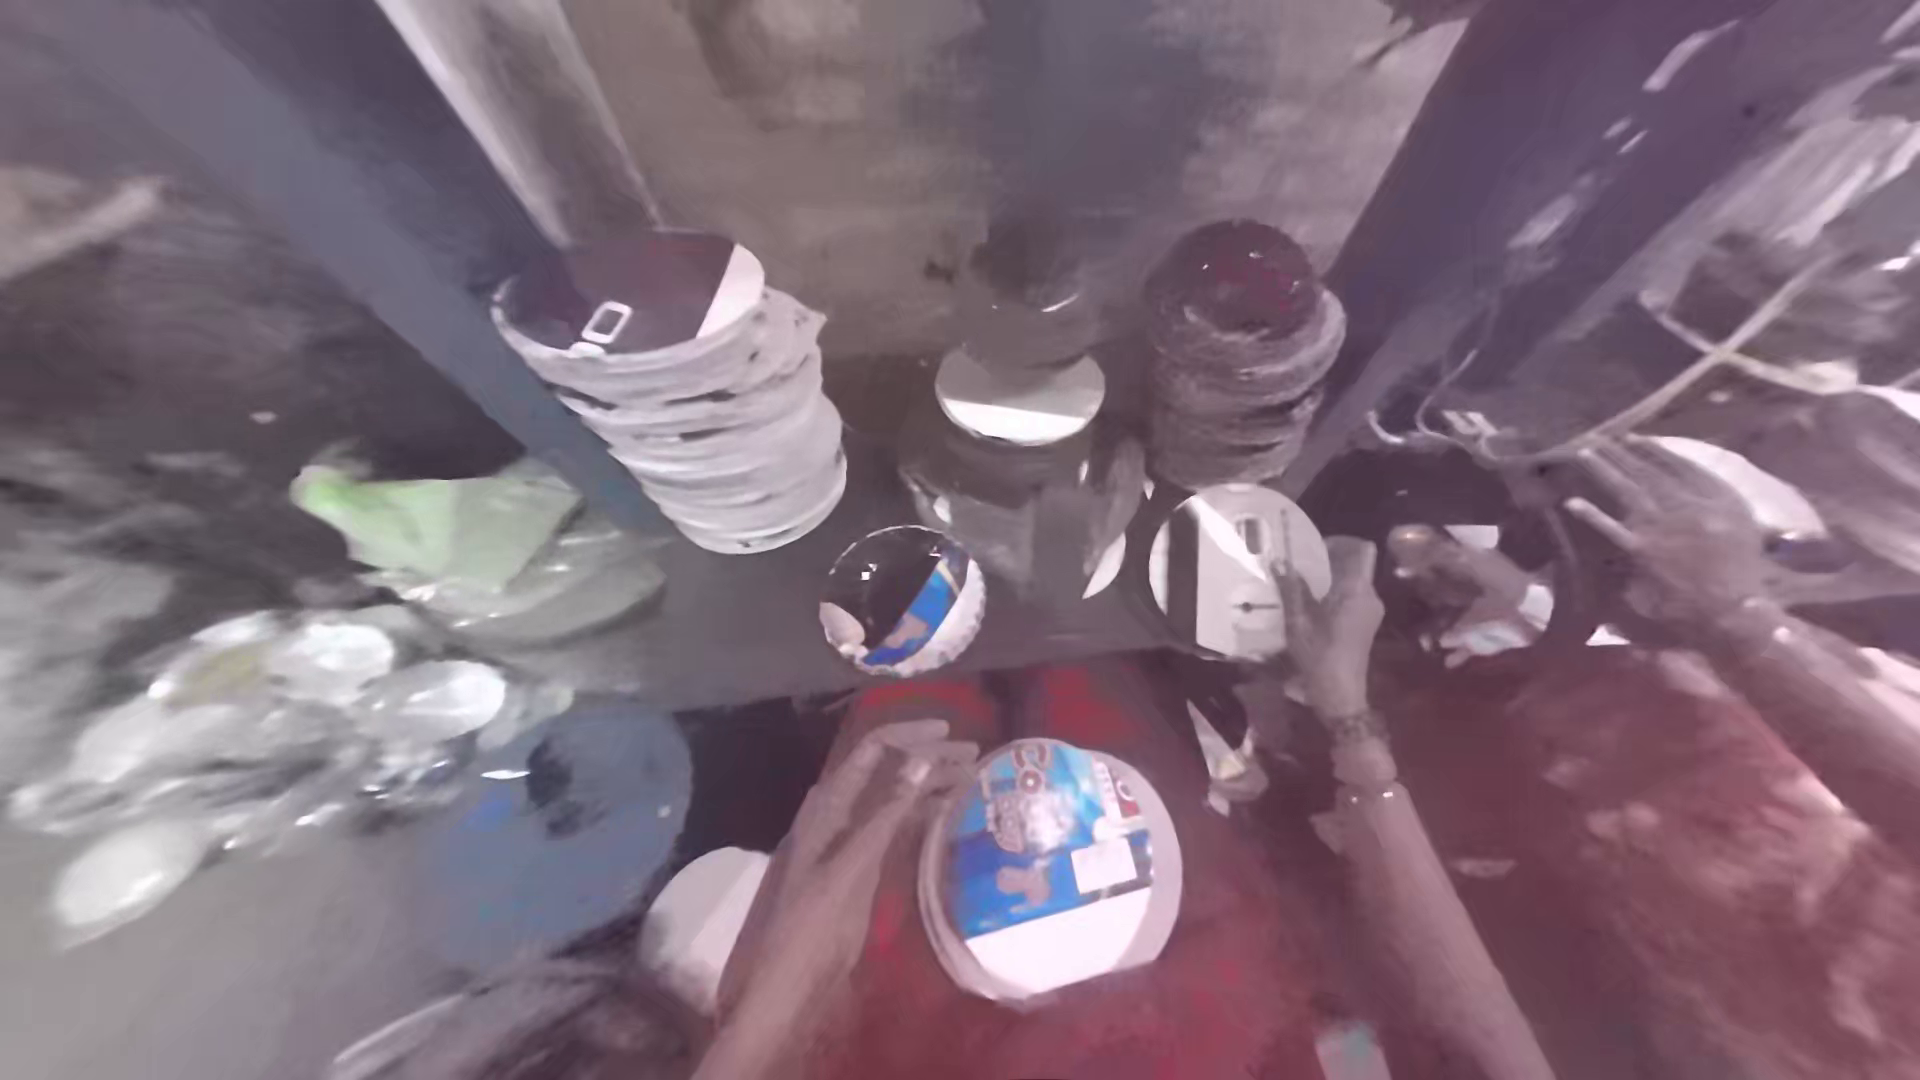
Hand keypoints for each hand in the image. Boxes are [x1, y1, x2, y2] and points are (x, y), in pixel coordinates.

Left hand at [704, 721, 974, 1075]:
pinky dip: (924, 813)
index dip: (910, 734)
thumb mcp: (853, 865)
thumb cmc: (815, 922)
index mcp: (832, 800)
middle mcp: (844, 808)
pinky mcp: (865, 860)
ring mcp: (855, 834)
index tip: (949, 733)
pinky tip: (951, 812)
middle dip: (929, 757)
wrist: (791, 985)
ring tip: (971, 778)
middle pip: (890, 767)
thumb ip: (887, 812)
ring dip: (931, 783)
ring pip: (897, 794)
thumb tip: (922, 760)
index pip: (873, 748)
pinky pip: (898, 823)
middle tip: (974, 755)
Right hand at [1277, 537, 1385, 717]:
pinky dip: (1331, 588)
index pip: (1361, 549)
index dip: (1339, 540)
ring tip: (1297, 576)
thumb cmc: (1318, 655)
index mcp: (1357, 591)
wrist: (1340, 692)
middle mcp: (1370, 596)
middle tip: (1296, 558)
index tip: (1311, 544)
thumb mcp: (1298, 620)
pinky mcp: (1365, 621)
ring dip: (1327, 573)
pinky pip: (1350, 593)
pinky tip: (1307, 598)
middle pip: (1355, 562)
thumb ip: (1291, 588)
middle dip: (1327, 556)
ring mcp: (1370, 610)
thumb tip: (1279, 560)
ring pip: (1352, 578)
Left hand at [1562, 436, 1770, 627]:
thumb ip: (1717, 506)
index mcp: (1724, 503)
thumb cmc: (1739, 573)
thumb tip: (1686, 484)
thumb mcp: (1744, 530)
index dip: (1657, 452)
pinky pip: (1611, 528)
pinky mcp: (1642, 550)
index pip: (1686, 468)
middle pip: (1651, 474)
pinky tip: (1570, 502)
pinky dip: (1591, 515)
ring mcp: (1666, 529)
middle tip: (1597, 435)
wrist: (1735, 609)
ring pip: (1629, 491)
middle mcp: (1695, 510)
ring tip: (1582, 452)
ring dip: (1604, 470)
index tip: (1634, 436)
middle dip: (1622, 453)